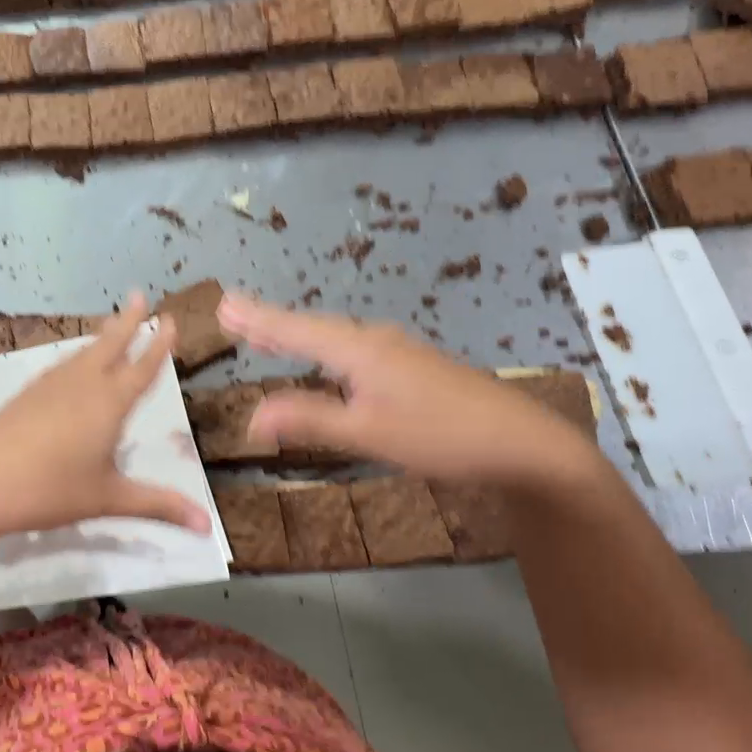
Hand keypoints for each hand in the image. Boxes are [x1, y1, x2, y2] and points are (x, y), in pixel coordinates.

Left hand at [0, 295, 212, 544]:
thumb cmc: (50, 491)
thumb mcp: (109, 499)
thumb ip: (158, 506)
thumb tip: (207, 525)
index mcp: (109, 403)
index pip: (142, 368)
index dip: (159, 345)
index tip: (170, 319)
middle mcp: (81, 384)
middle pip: (109, 346)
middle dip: (127, 322)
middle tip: (138, 295)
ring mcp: (48, 386)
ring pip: (81, 354)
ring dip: (101, 338)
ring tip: (111, 327)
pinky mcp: (24, 396)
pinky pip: (59, 367)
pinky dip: (75, 358)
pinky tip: (70, 367)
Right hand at [217, 292, 607, 488]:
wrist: (528, 446)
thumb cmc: (444, 437)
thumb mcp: (369, 434)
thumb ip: (309, 421)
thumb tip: (251, 418)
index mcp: (359, 350)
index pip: (295, 330)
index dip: (257, 320)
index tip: (222, 305)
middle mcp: (375, 341)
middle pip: (312, 328)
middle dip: (270, 322)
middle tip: (231, 312)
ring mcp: (397, 353)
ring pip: (333, 338)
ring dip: (295, 334)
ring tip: (262, 332)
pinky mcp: (412, 368)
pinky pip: (351, 349)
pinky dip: (322, 349)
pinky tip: (323, 359)